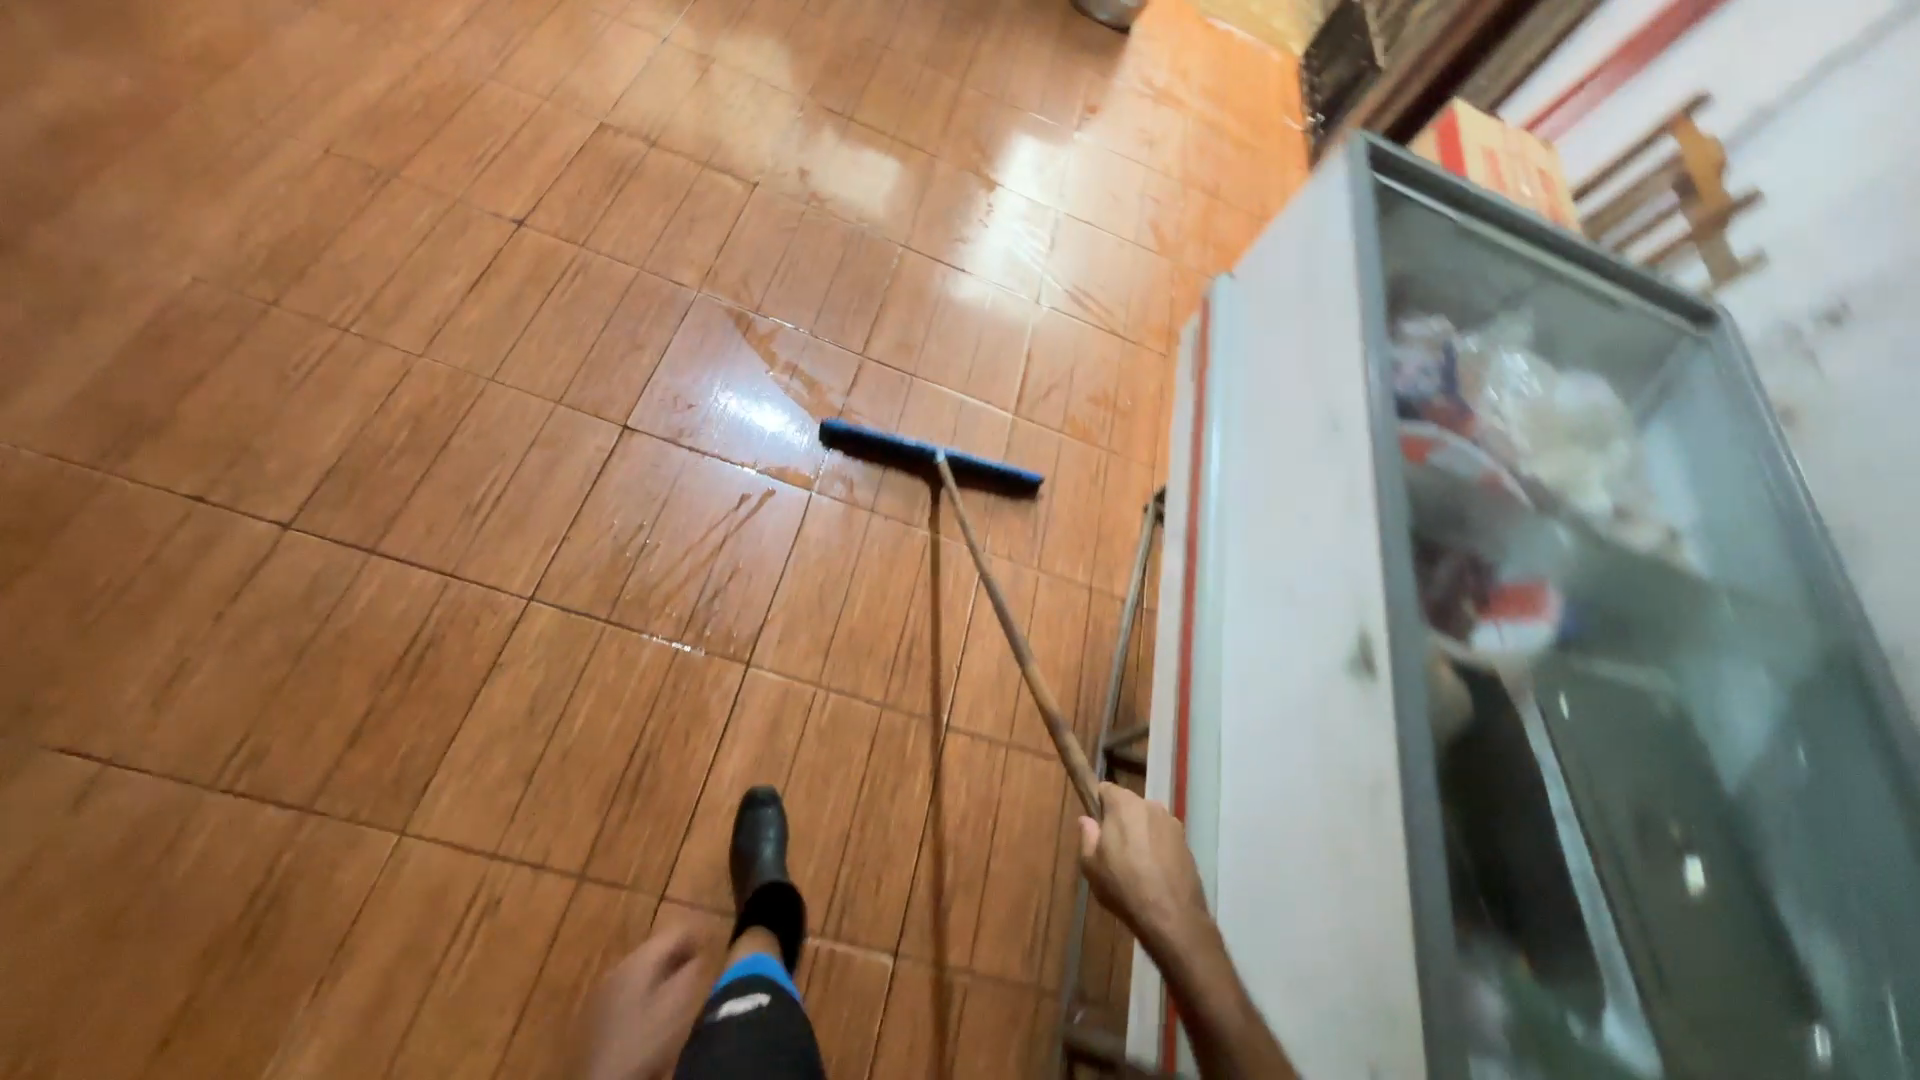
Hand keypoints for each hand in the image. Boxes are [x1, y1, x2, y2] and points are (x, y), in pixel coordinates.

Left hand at [583, 924, 711, 1079]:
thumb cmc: (646, 1039)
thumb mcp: (680, 1003)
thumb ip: (695, 970)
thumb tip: (704, 951)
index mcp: (639, 959)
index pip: (676, 930)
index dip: (700, 935)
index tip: (716, 950)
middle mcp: (619, 966)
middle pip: (658, 947)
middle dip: (682, 955)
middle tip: (702, 971)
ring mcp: (605, 988)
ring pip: (644, 968)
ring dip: (666, 973)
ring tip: (683, 992)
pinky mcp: (599, 1011)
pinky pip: (631, 987)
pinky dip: (649, 990)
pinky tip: (656, 1012)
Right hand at [1078, 782, 1209, 950]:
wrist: (1171, 915)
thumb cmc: (1124, 886)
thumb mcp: (1091, 865)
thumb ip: (1087, 836)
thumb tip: (1087, 820)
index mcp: (1124, 804)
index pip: (1106, 788)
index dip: (1098, 804)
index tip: (1096, 825)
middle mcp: (1151, 805)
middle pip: (1129, 804)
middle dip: (1120, 820)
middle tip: (1112, 849)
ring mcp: (1172, 823)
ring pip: (1148, 821)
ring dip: (1140, 834)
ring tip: (1135, 864)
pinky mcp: (1186, 842)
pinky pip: (1164, 837)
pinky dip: (1157, 847)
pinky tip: (1154, 872)